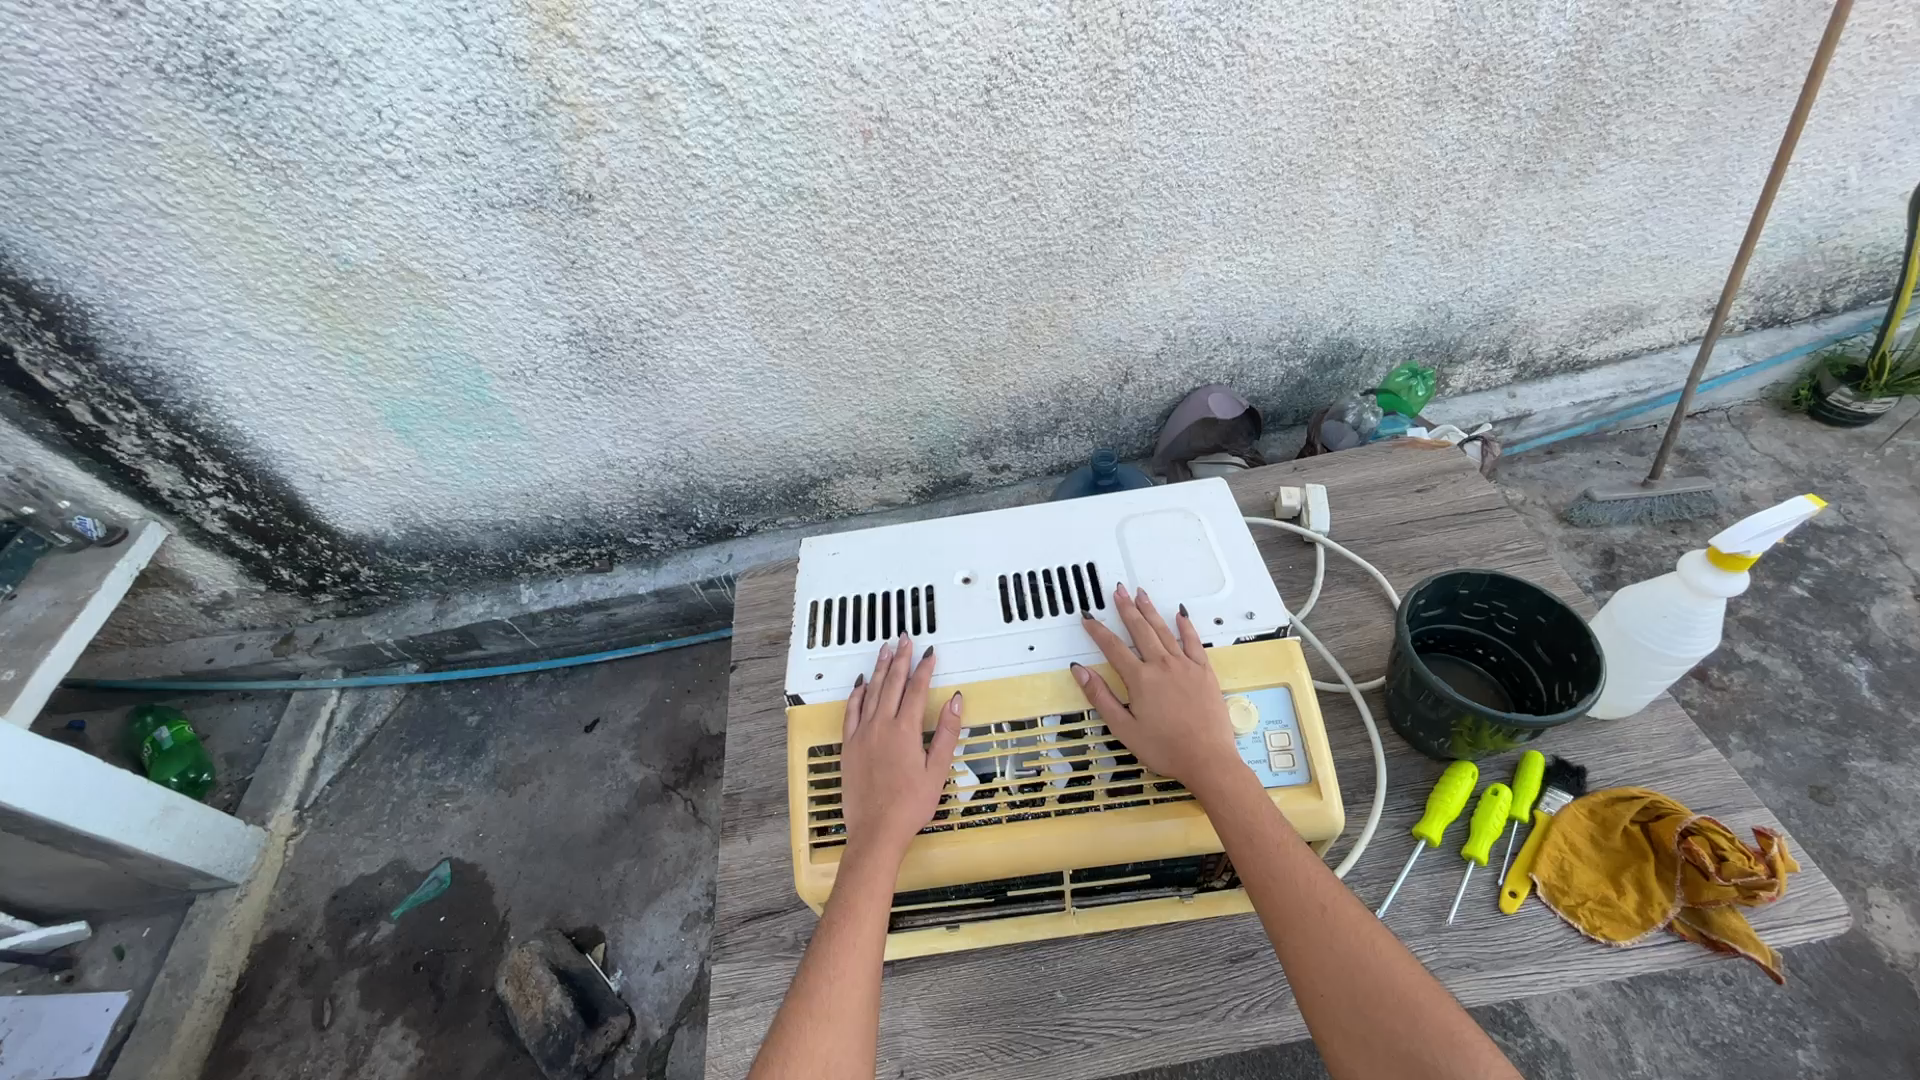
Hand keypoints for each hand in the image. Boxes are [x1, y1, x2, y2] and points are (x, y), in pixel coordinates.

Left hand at [839, 635, 963, 862]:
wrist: (876, 831)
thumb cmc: (912, 804)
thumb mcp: (937, 770)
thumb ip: (946, 732)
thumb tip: (955, 700)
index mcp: (905, 730)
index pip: (916, 690)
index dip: (924, 669)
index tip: (930, 653)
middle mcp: (881, 725)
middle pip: (892, 684)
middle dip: (900, 659)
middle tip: (905, 638)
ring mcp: (862, 734)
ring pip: (871, 692)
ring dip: (879, 669)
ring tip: (884, 649)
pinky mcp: (849, 746)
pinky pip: (851, 712)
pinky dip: (857, 694)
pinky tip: (861, 684)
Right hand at [1071, 585, 1246, 792]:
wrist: (1208, 760)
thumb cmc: (1165, 749)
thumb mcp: (1124, 728)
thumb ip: (1100, 696)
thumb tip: (1081, 671)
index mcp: (1140, 679)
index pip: (1112, 647)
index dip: (1098, 630)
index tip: (1088, 617)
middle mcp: (1162, 666)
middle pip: (1140, 630)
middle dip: (1126, 609)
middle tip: (1117, 590)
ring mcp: (1185, 666)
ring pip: (1164, 631)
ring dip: (1150, 611)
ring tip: (1140, 594)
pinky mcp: (1204, 672)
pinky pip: (1194, 642)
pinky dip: (1186, 627)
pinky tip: (1180, 614)